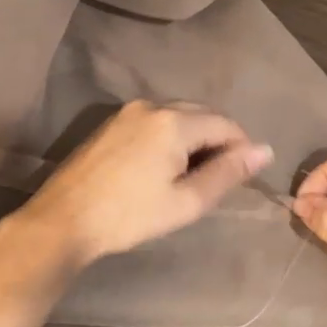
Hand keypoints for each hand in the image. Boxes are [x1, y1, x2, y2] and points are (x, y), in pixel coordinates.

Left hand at [9, 101, 272, 269]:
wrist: (63, 220)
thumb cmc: (129, 216)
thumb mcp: (186, 201)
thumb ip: (227, 173)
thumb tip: (264, 150)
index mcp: (174, 121)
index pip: (225, 124)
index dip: (241, 149)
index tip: (241, 179)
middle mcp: (151, 105)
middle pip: (201, 115)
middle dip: (217, 142)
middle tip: (216, 182)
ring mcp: (126, 113)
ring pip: (176, 118)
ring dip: (192, 141)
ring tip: (190, 178)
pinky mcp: (109, 125)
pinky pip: (153, 123)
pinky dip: (168, 140)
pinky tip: (161, 170)